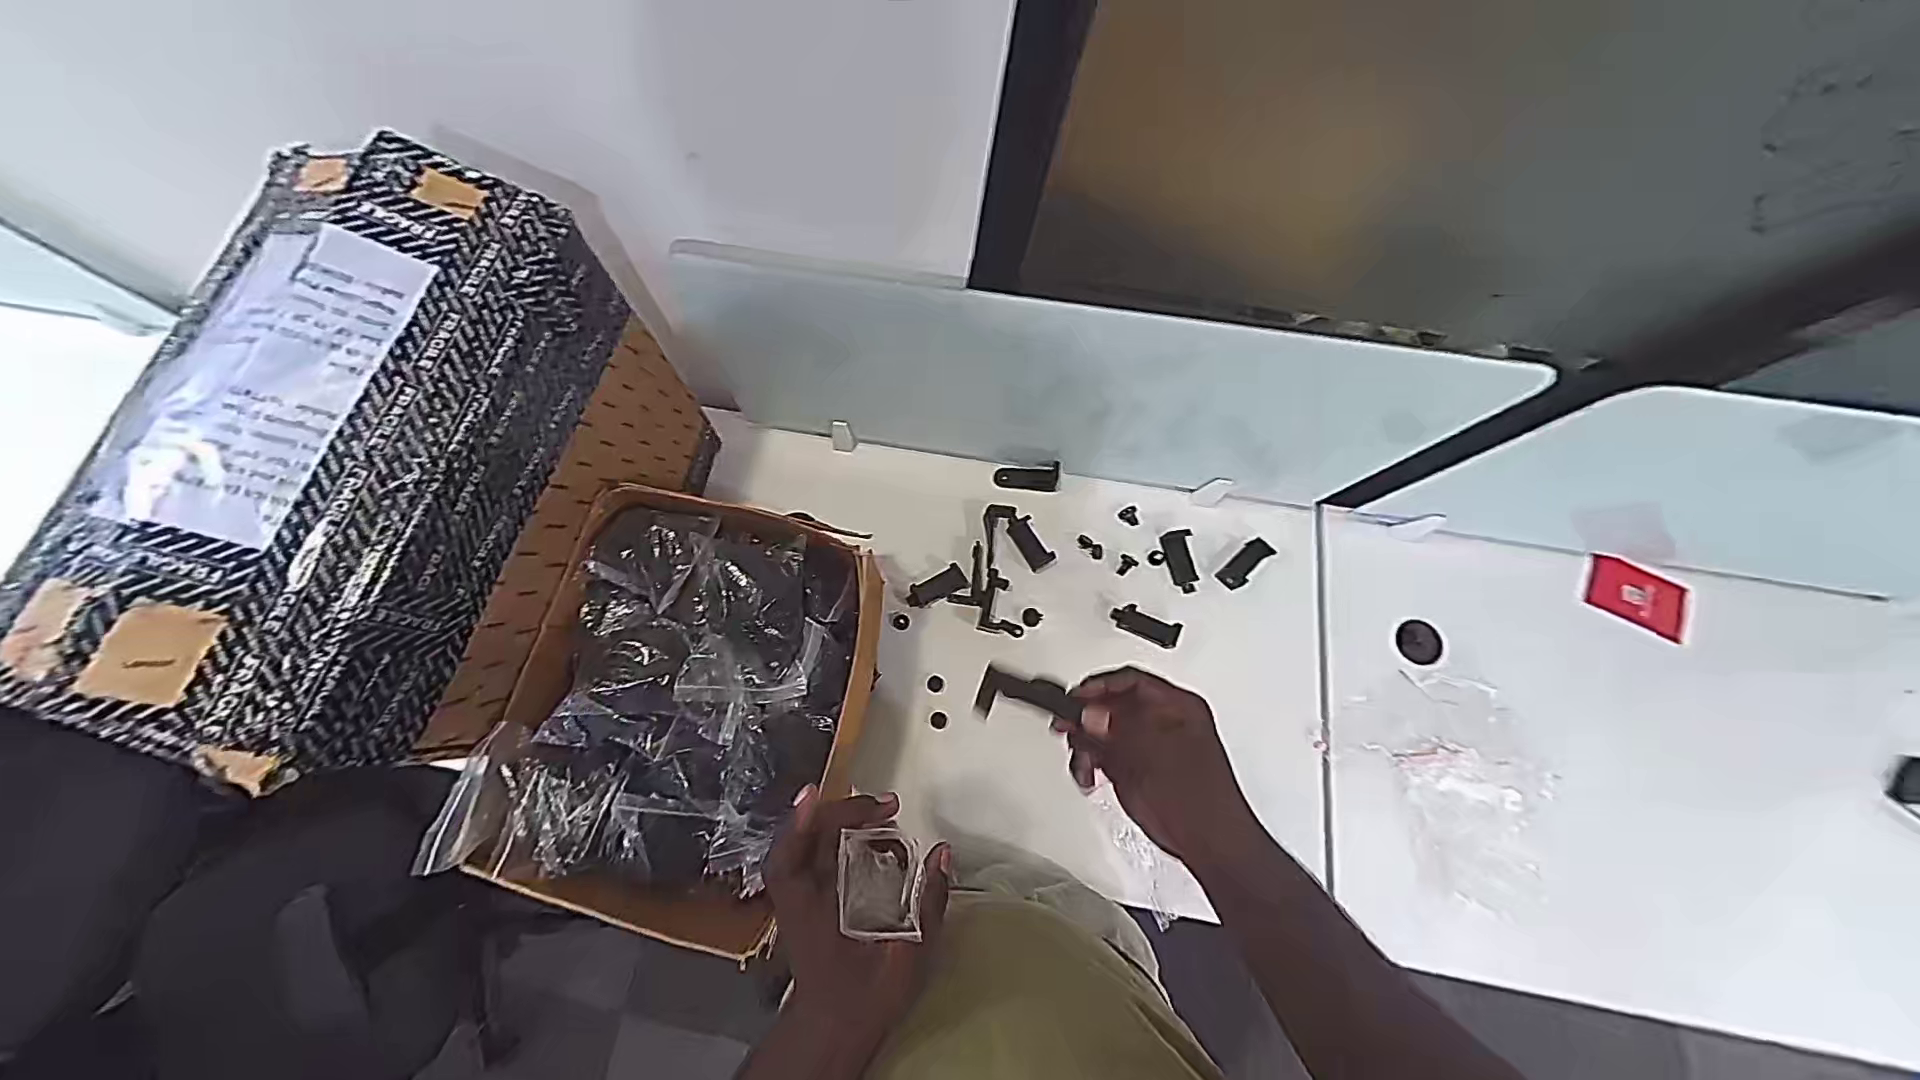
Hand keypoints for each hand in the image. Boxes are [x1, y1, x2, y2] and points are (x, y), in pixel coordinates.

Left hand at [764, 787, 951, 1058]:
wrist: (832, 1031)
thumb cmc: (867, 997)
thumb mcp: (908, 956)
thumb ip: (929, 904)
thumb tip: (943, 852)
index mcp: (813, 912)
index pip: (793, 861)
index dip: (797, 825)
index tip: (812, 794)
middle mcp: (799, 898)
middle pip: (803, 840)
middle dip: (844, 812)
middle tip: (888, 805)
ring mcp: (798, 896)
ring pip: (807, 843)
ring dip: (839, 819)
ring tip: (879, 812)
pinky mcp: (806, 897)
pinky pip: (812, 852)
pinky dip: (832, 832)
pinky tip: (860, 828)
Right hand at [1058, 667, 1259, 864]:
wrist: (1212, 846)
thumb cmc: (1198, 801)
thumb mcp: (1145, 756)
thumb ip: (1112, 731)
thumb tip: (1087, 713)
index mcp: (1178, 707)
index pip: (1130, 681)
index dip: (1097, 687)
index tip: (1073, 699)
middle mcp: (1167, 722)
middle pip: (1115, 706)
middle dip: (1088, 720)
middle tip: (1068, 728)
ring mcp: (1155, 746)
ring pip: (1109, 732)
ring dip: (1088, 745)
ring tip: (1082, 763)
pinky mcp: (1145, 768)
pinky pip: (1111, 754)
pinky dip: (1095, 762)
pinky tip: (1091, 775)